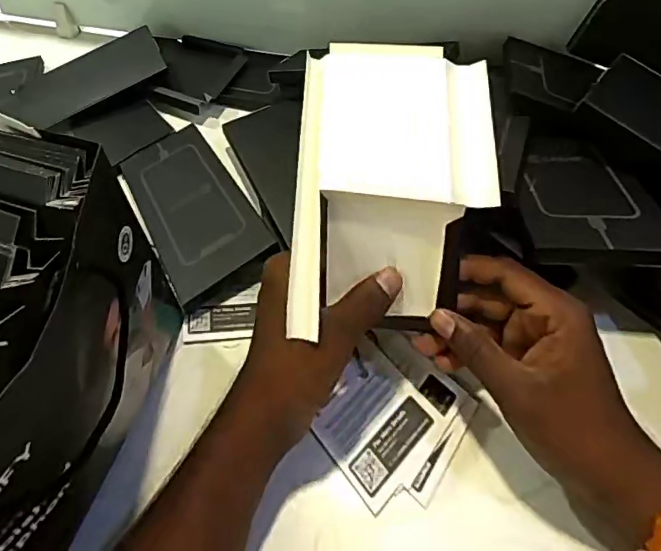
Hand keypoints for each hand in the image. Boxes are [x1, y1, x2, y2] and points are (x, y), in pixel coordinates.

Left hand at [224, 253, 400, 453]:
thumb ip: (361, 306)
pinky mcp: (298, 326)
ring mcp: (291, 305)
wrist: (263, 422)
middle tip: (396, 267)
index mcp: (284, 274)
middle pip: (327, 263)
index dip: (350, 238)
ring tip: (393, 289)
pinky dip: (348, 311)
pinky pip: (328, 307)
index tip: (381, 238)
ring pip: (330, 287)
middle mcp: (284, 282)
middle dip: (358, 268)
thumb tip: (389, 276)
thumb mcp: (333, 340)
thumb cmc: (288, 378)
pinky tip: (374, 318)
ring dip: (356, 292)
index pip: (318, 239)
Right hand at [414, 255, 660, 539]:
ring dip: (458, 333)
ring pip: (488, 323)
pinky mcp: (532, 364)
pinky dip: (471, 352)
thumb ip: (475, 348)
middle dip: (456, 307)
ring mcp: (539, 342)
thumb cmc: (583, 434)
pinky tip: (445, 358)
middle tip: (423, 312)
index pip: (505, 273)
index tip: (436, 271)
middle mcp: (548, 321)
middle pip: (492, 297)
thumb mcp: (517, 388)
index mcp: (556, 313)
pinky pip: (493, 346)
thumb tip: (442, 318)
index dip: (469, 269)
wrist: (613, 482)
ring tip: (427, 339)